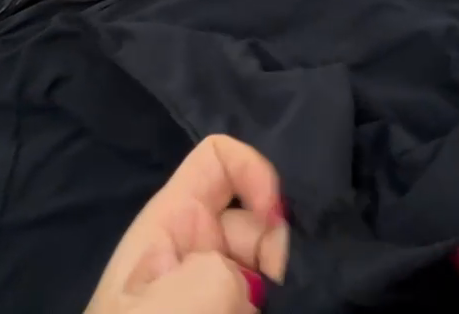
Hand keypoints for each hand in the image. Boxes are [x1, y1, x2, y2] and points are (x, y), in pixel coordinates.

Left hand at [85, 135, 291, 313]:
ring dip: (294, 284)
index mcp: (174, 222)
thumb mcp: (159, 310)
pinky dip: (293, 304)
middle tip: (284, 293)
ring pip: (276, 270)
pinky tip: (299, 309)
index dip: (255, 172)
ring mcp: (222, 294)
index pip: (219, 160)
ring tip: (290, 307)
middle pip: (261, 220)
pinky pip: (276, 303)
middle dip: (284, 248)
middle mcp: (202, 251)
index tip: (277, 220)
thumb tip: (254, 291)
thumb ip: (211, 279)